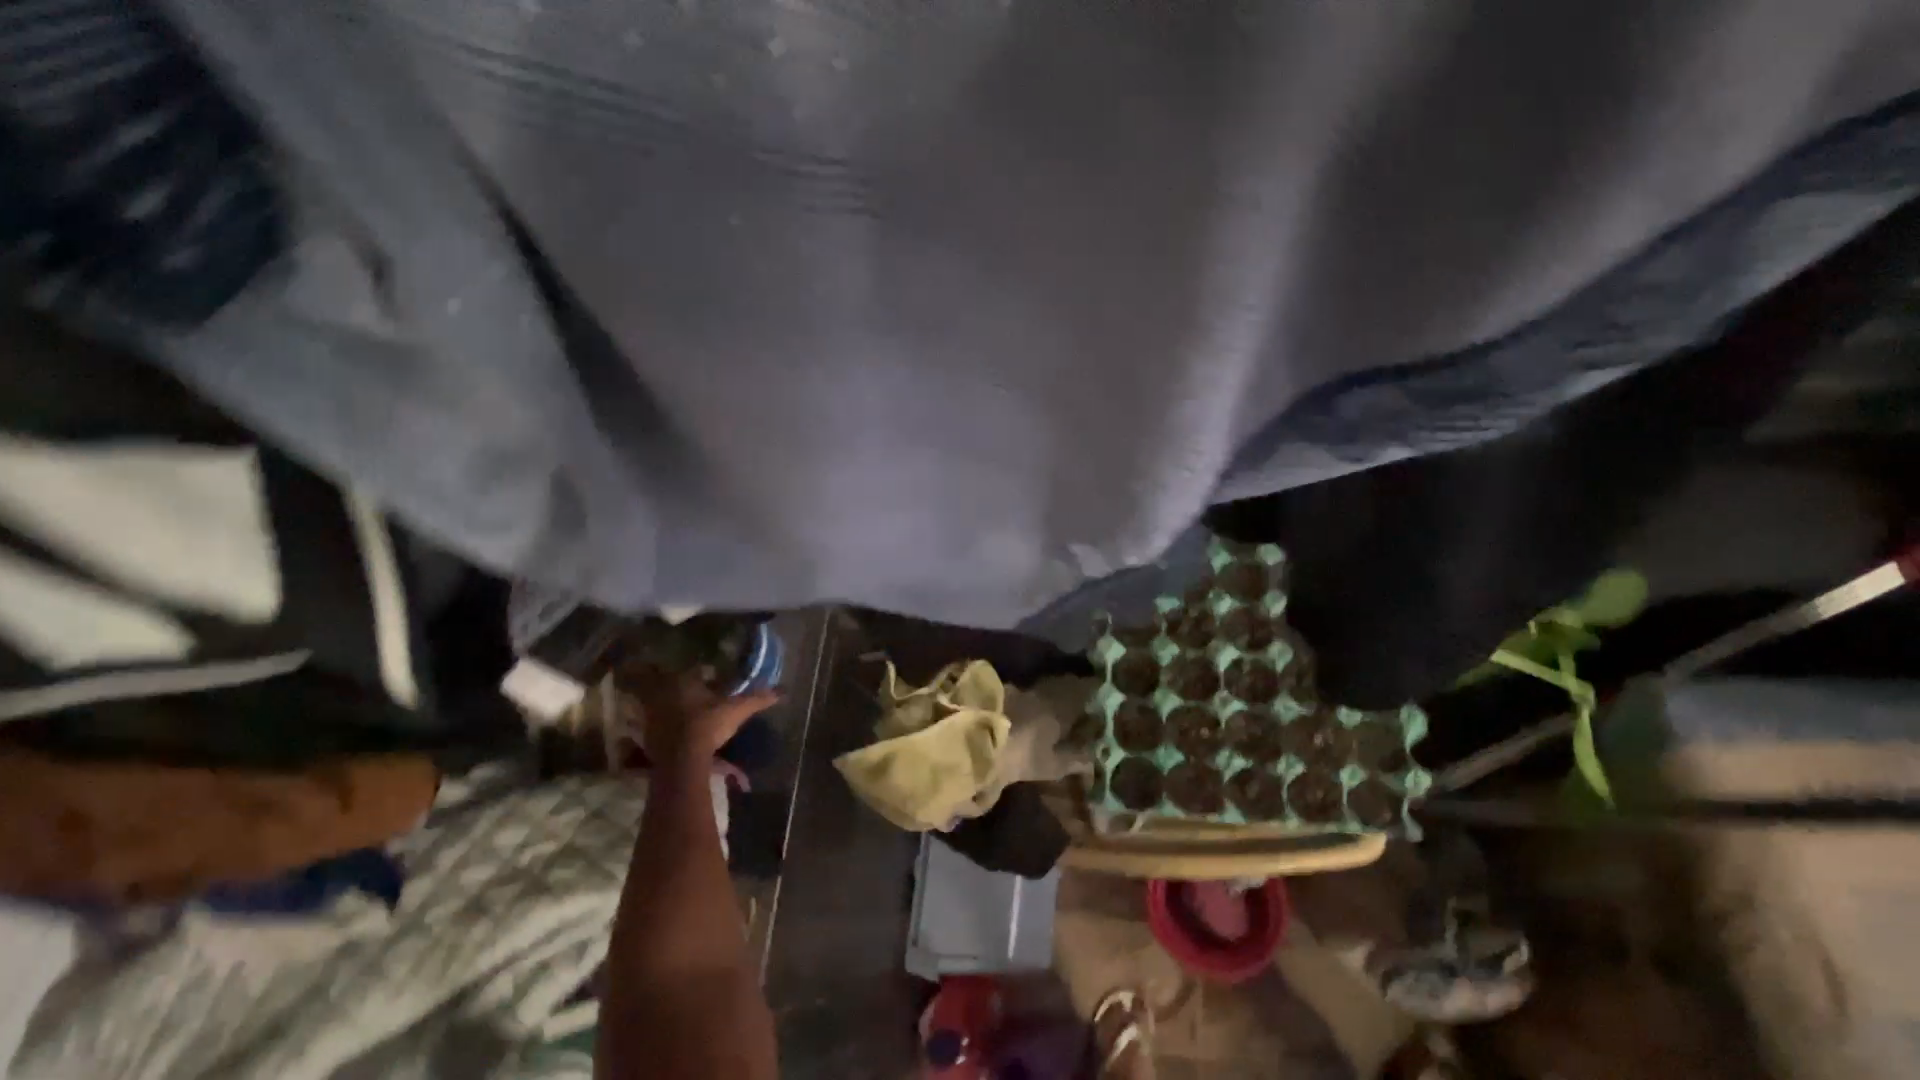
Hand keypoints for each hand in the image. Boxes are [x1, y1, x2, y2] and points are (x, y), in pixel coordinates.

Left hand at [632, 672, 777, 765]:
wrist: (681, 759)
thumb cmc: (708, 725)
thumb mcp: (738, 710)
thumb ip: (758, 698)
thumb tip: (783, 690)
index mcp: (685, 679)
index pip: (693, 668)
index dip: (704, 672)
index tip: (713, 677)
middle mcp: (665, 690)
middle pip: (672, 682)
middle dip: (683, 686)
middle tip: (698, 694)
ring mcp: (653, 712)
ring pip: (660, 702)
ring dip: (670, 704)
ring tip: (686, 712)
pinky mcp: (647, 733)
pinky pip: (655, 722)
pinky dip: (664, 724)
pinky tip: (676, 731)